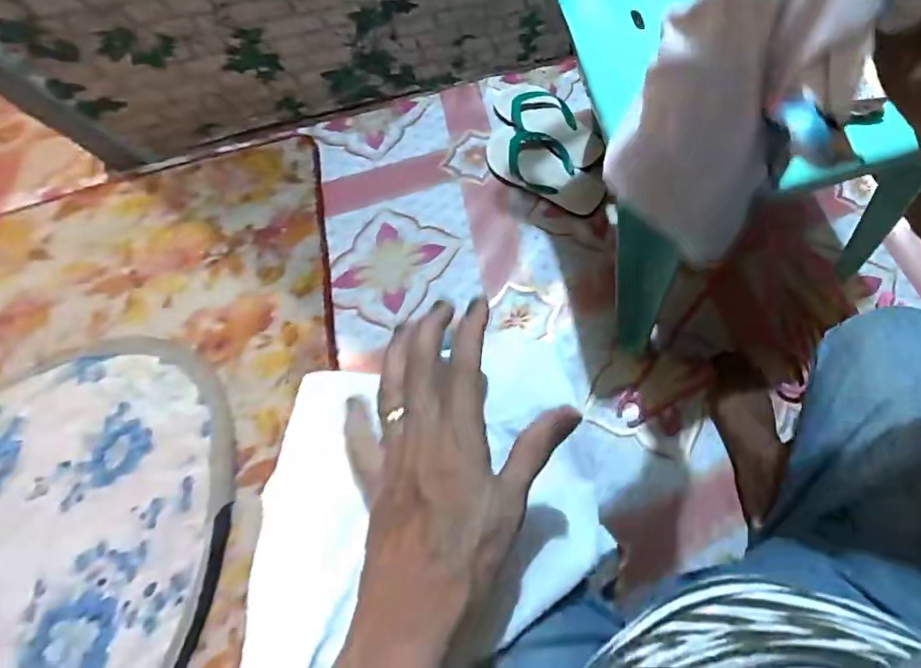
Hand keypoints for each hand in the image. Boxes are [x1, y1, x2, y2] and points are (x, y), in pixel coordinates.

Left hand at [335, 299, 580, 667]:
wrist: (408, 617)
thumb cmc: (468, 560)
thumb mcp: (511, 506)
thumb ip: (535, 451)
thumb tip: (569, 410)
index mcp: (458, 437)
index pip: (462, 368)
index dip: (469, 330)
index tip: (475, 302)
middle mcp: (420, 435)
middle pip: (418, 367)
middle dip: (428, 328)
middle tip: (440, 304)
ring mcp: (390, 457)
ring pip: (388, 391)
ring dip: (394, 353)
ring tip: (403, 327)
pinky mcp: (372, 483)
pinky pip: (359, 443)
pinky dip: (354, 418)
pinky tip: (351, 401)